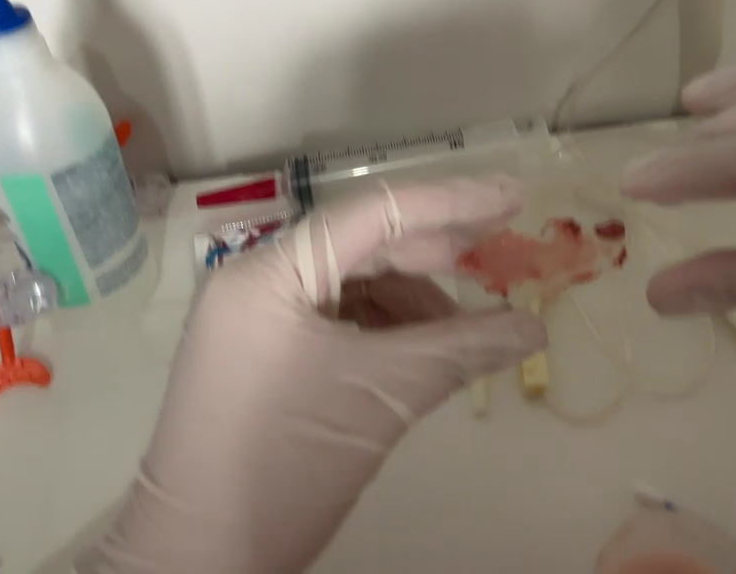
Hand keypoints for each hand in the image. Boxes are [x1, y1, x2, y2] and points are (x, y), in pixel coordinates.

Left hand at [84, 179, 546, 573]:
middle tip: (499, 245)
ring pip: (351, 279)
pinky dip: (385, 323)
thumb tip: (536, 326)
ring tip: (466, 321)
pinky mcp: (263, 347)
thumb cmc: (285, 467)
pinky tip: (424, 342)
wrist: (199, 563)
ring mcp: (256, 313)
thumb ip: (463, 348)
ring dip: (413, 294)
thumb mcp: (382, 398)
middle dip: (435, 247)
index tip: (510, 198)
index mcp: (270, 272)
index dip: (449, 202)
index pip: (372, 214)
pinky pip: (336, 313)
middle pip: (362, 241)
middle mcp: (257, 277)